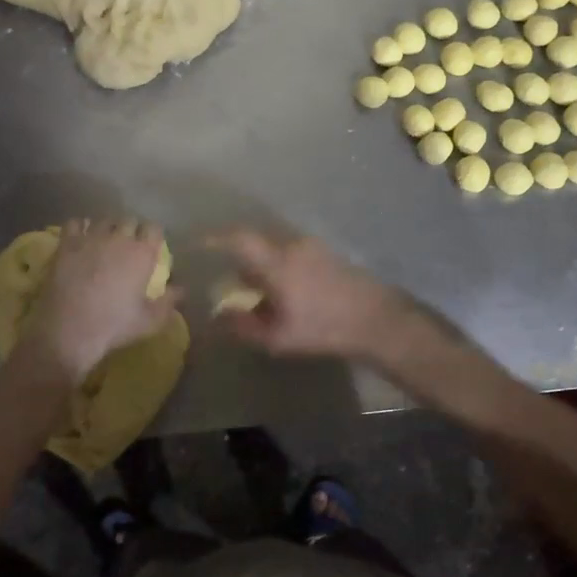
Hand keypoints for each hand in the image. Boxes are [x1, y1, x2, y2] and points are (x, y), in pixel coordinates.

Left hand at [23, 218, 178, 378]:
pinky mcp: (68, 243)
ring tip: (104, 239)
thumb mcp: (150, 320)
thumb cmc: (115, 325)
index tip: (150, 244)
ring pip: (103, 219)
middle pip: (129, 220)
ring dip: (107, 227)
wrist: (71, 329)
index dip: (152, 235)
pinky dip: (79, 227)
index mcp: (142, 253)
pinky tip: (80, 237)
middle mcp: (119, 238)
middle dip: (131, 229)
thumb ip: (169, 302)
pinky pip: (75, 223)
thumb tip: (181, 289)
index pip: (154, 228)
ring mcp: (92, 237)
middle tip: (128, 243)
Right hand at [206, 229, 413, 360]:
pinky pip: (291, 251)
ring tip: (257, 289)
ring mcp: (312, 247)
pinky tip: (283, 290)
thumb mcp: (278, 338)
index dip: (216, 238)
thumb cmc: (324, 329)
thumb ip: (244, 326)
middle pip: (256, 242)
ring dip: (261, 263)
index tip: (199, 243)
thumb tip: (219, 315)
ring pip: (274, 247)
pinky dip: (279, 264)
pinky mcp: (326, 253)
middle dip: (239, 256)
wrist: (377, 320)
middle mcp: (292, 246)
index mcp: (277, 263)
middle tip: (229, 277)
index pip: (239, 239)